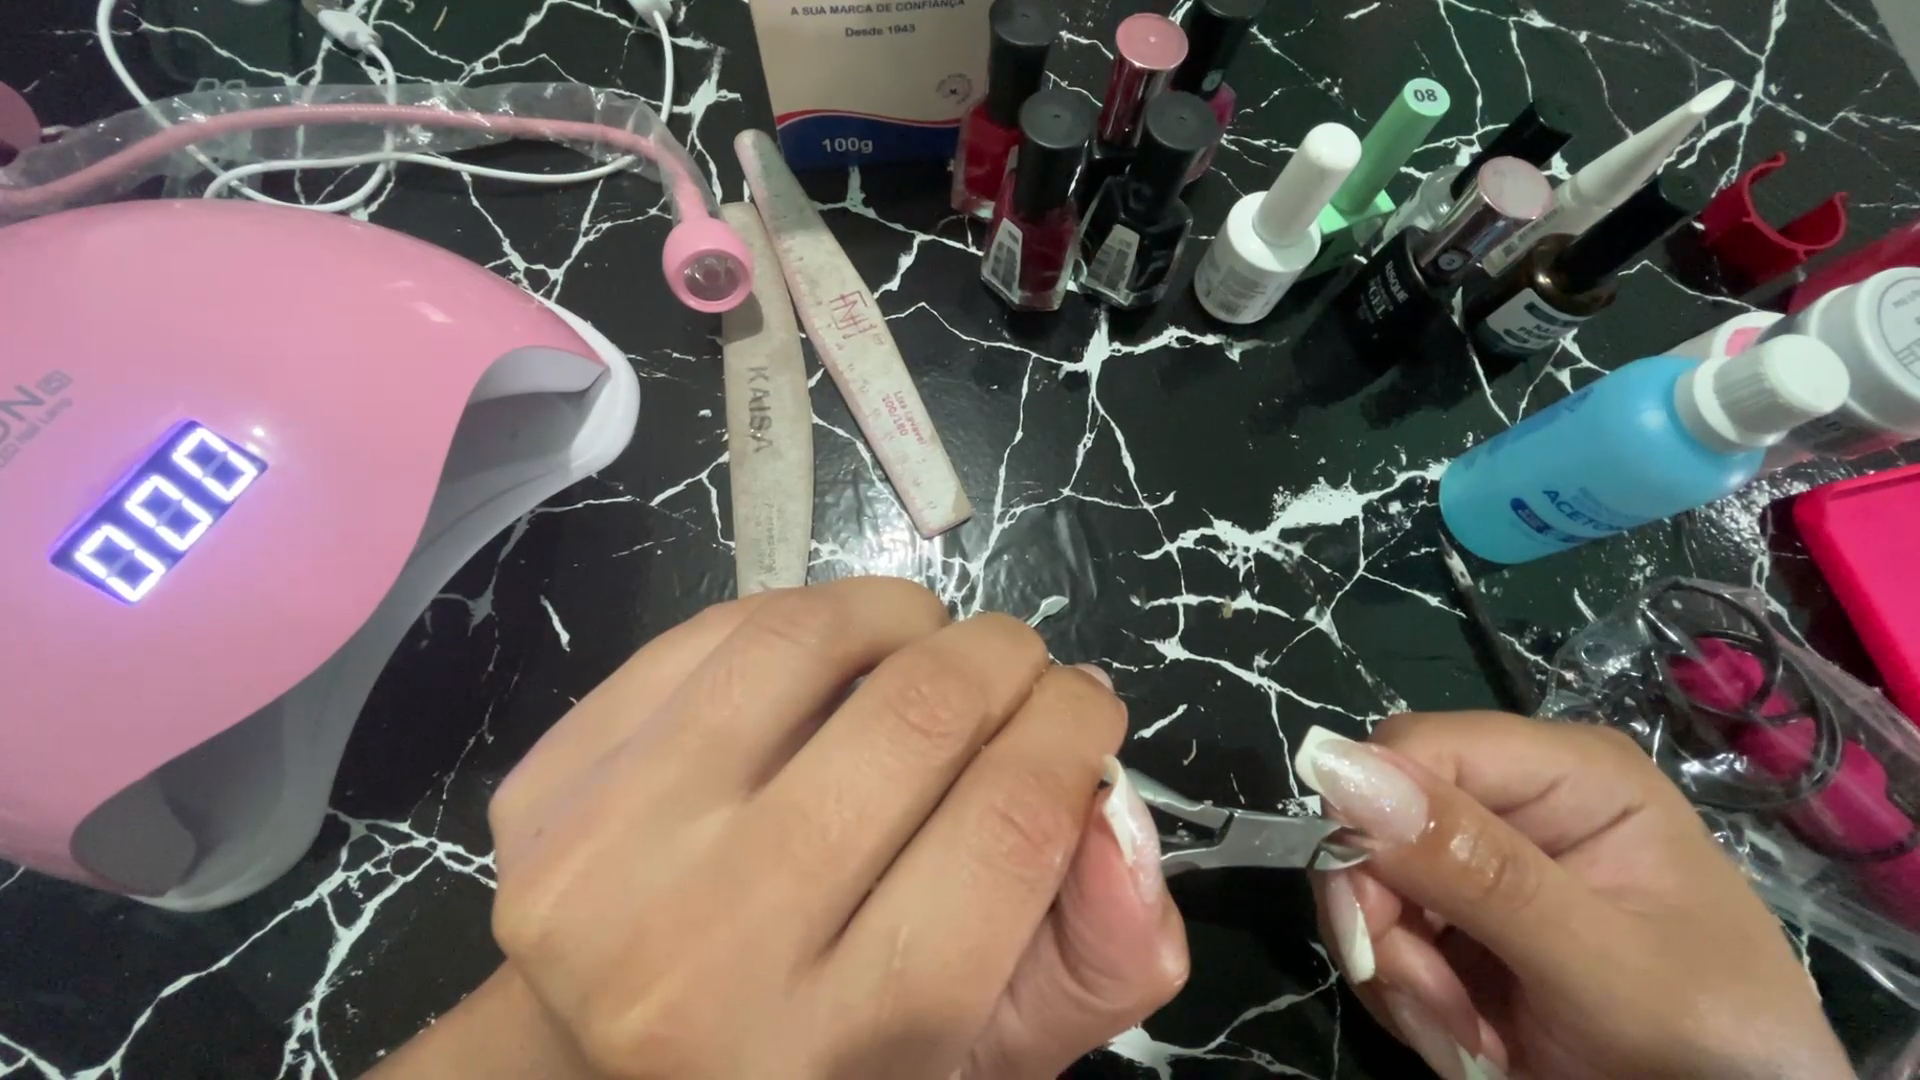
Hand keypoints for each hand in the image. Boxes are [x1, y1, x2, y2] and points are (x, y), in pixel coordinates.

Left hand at [480, 577, 1186, 1078]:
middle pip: (913, 723)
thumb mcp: (981, 1054)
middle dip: (1002, 657)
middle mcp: (709, 956)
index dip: (1070, 733)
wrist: (600, 1065)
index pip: (1005, 832)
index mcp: (839, 1047)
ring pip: (804, 645)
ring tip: (930, 629)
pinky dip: (802, 613)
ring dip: (901, 610)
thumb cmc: (816, 1059)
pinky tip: (833, 642)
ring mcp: (608, 857)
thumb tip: (1122, 809)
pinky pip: (710, 635)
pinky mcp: (551, 783)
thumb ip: (1094, 958)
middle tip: (1020, 658)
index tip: (1085, 702)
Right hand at [1299, 711, 1850, 1079]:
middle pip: (1372, 813)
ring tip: (1468, 1040)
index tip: (1371, 921)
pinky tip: (1464, 1034)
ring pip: (1360, 875)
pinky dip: (1398, 987)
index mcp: (1567, 772)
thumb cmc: (1713, 1056)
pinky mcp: (1450, 910)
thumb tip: (1333, 761)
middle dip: (1382, 915)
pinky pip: (1373, 925)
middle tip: (1436, 1006)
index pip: (1412, 747)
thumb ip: (1480, 870)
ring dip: (1392, 965)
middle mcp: (1509, 796)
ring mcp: (1474, 855)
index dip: (1367, 818)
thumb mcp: (1608, 973)